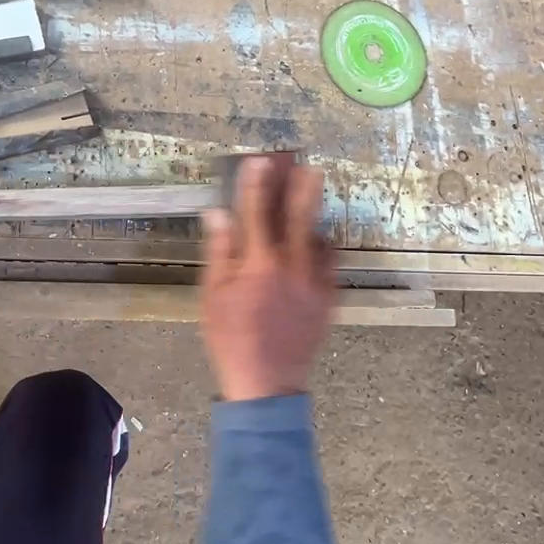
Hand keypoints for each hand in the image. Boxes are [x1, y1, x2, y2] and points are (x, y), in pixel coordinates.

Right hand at [200, 157, 333, 402]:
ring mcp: (316, 285)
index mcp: (259, 265)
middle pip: (300, 218)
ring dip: (314, 219)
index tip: (260, 160)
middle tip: (307, 166)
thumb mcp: (212, 294)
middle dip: (302, 188)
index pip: (257, 213)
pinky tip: (315, 244)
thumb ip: (220, 251)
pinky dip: (322, 249)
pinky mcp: (329, 301)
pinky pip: (331, 265)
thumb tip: (218, 214)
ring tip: (309, 202)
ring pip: (320, 240)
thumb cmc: (230, 337)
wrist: (266, 383)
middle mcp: (292, 268)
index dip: (257, 184)